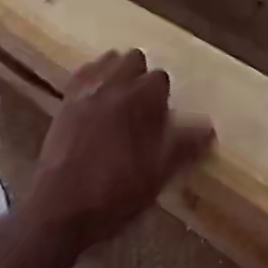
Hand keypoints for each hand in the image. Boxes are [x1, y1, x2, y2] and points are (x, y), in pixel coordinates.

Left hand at [17, 49, 213, 250]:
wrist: (59, 209)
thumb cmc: (114, 193)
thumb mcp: (157, 175)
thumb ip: (183, 146)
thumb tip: (209, 127)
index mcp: (141, 97)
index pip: (161, 78)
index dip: (163, 99)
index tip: (161, 121)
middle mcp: (115, 82)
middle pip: (135, 59)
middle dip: (141, 76)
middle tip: (141, 107)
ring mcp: (87, 88)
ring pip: (109, 59)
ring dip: (118, 72)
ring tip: (118, 100)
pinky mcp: (66, 99)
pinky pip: (83, 72)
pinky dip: (92, 78)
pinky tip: (94, 99)